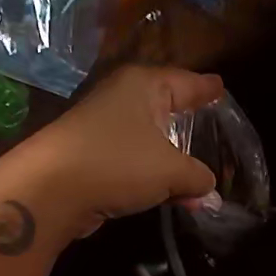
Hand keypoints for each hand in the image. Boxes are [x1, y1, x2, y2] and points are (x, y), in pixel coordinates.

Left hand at [15, 65, 223, 235]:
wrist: (52, 189)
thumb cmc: (118, 163)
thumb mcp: (171, 171)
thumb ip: (198, 177)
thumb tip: (209, 190)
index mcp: (145, 85)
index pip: (187, 82)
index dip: (208, 89)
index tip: (222, 89)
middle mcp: (124, 99)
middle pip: (169, 109)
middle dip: (193, 125)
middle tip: (219, 133)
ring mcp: (107, 127)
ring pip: (153, 140)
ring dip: (176, 159)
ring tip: (203, 173)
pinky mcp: (97, 156)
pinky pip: (139, 161)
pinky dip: (157, 175)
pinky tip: (175, 193)